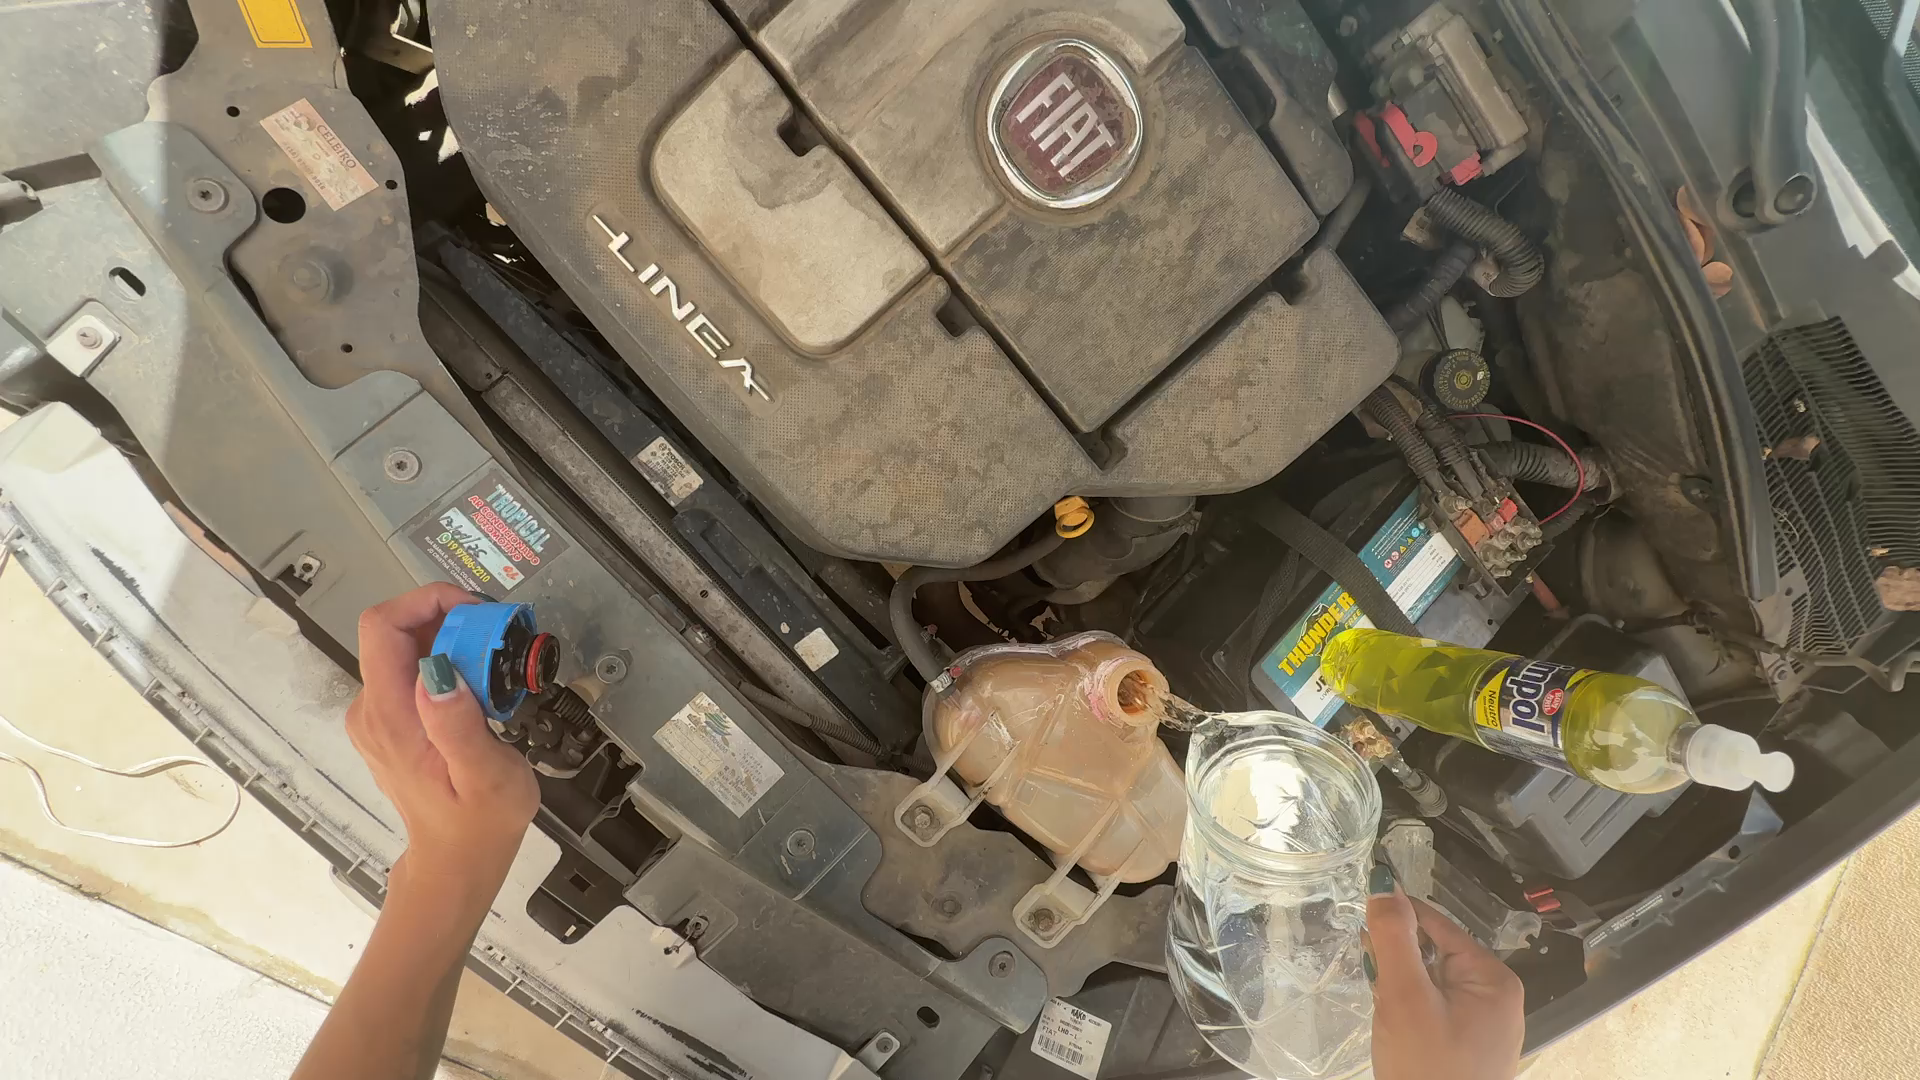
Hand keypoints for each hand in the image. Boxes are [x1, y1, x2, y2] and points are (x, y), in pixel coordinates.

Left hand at [346, 584, 539, 909]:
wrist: (458, 855)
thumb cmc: (480, 819)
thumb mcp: (485, 773)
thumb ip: (458, 723)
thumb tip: (439, 672)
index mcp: (391, 715)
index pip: (384, 627)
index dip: (429, 601)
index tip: (482, 613)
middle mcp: (374, 707)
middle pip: (397, 631)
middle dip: (455, 620)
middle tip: (505, 641)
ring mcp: (381, 713)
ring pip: (409, 646)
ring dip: (458, 640)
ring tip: (502, 664)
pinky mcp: (395, 718)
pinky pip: (417, 667)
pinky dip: (455, 659)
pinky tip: (487, 683)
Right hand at [1366, 864, 1524, 1079]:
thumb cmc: (1427, 1066)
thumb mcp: (1404, 994)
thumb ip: (1393, 934)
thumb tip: (1383, 880)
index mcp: (1492, 976)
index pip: (1431, 920)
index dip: (1394, 924)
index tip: (1367, 942)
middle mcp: (1492, 991)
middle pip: (1426, 945)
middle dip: (1393, 959)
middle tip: (1382, 988)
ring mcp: (1478, 1016)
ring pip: (1420, 971)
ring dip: (1394, 981)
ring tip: (1388, 1011)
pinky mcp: (1462, 1036)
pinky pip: (1425, 997)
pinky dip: (1402, 1002)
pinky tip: (1395, 1023)